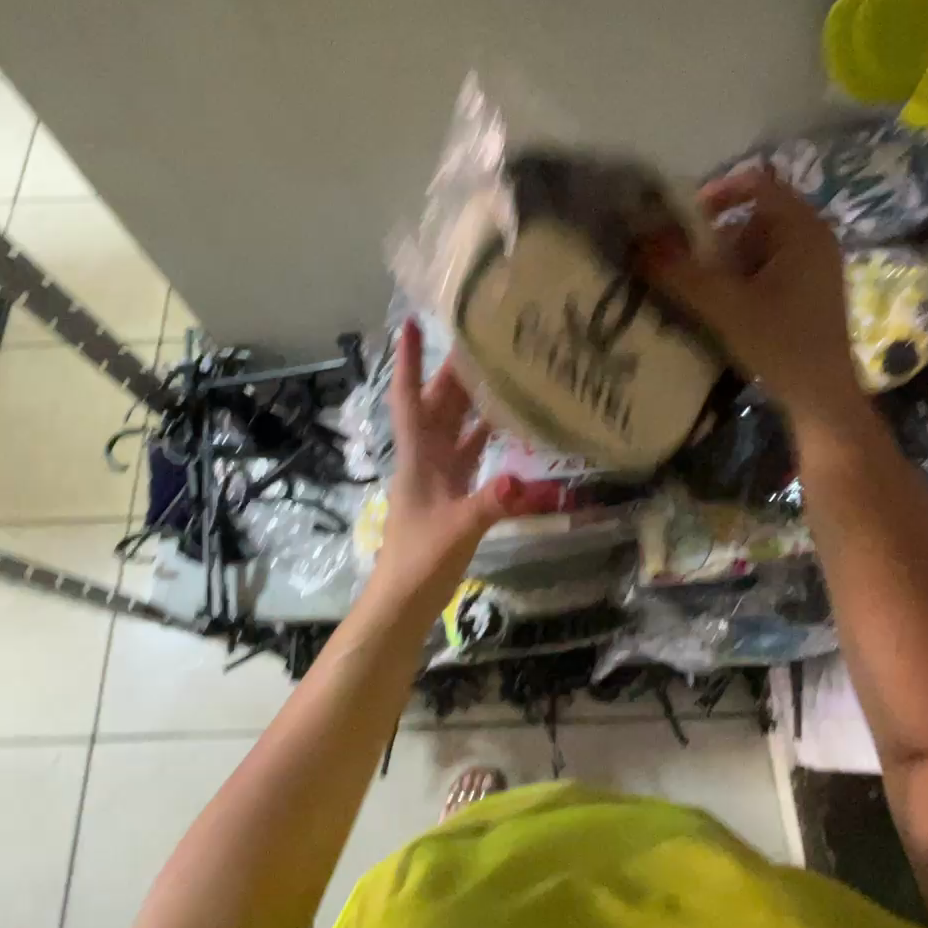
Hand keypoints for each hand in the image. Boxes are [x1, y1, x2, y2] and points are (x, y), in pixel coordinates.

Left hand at [370, 320, 531, 607]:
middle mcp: (424, 459)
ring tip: (498, 371)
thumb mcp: (458, 530)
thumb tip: (523, 479)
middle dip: (452, 372)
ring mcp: (438, 476)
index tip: (410, 324)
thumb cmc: (420, 562)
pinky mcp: (452, 494)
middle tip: (481, 339)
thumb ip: (491, 502)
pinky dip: (484, 436)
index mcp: (417, 458)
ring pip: (453, 427)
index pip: (409, 400)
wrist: (404, 602)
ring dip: (470, 401)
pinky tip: (507, 425)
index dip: (408, 362)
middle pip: (436, 405)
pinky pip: (468, 453)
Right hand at [646, 170, 868, 436]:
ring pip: (757, 245)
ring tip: (699, 291)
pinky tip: (723, 308)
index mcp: (802, 229)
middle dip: (714, 237)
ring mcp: (814, 266)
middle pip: (753, 216)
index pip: (755, 183)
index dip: (715, 193)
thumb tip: (637, 242)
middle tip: (684, 263)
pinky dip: (740, 278)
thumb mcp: (724, 307)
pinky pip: (766, 268)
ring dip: (723, 262)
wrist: (822, 398)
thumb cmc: (780, 344)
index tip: (681, 222)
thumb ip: (679, 272)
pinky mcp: (808, 291)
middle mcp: (813, 238)